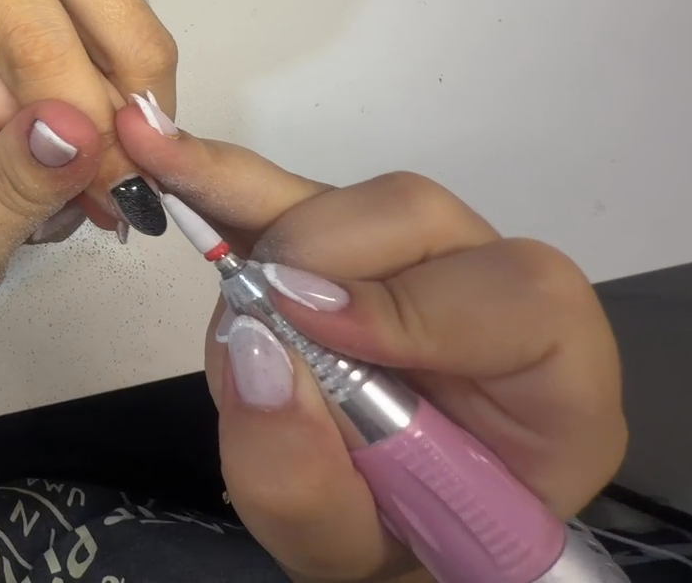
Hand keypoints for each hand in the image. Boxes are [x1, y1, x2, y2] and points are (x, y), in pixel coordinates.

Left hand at [0, 0, 176, 235]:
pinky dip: (114, 23)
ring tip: (95, 123)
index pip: (44, 61)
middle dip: (130, 129)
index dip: (71, 136)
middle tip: (110, 176)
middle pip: (131, 56)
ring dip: (124, 81)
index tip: (80, 188)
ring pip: (134, 19)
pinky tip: (84, 36)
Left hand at [0, 60, 101, 344]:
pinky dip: (66, 185)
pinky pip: (54, 144)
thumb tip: (80, 120)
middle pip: (64, 88)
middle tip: (99, 216)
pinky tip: (44, 220)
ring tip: (48, 226)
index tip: (126, 186)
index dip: (98, 121)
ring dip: (82, 175)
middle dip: (96, 153)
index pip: (44, 71)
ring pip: (68, 119)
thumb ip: (16, 183)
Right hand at [114, 102, 626, 581]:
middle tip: (249, 298)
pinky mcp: (320, 237)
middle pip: (420, 216)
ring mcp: (395, 258)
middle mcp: (477, 298)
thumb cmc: (364, 537)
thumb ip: (296, 474)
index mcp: (541, 390)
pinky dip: (205, 174)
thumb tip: (254, 350)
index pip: (523, 300)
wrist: (341, 509)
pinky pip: (269, 188)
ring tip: (224, 283)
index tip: (309, 324)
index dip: (414, 301)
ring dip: (261, 222)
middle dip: (318, 249)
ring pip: (346, 194)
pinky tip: (151, 147)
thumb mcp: (330, 545)